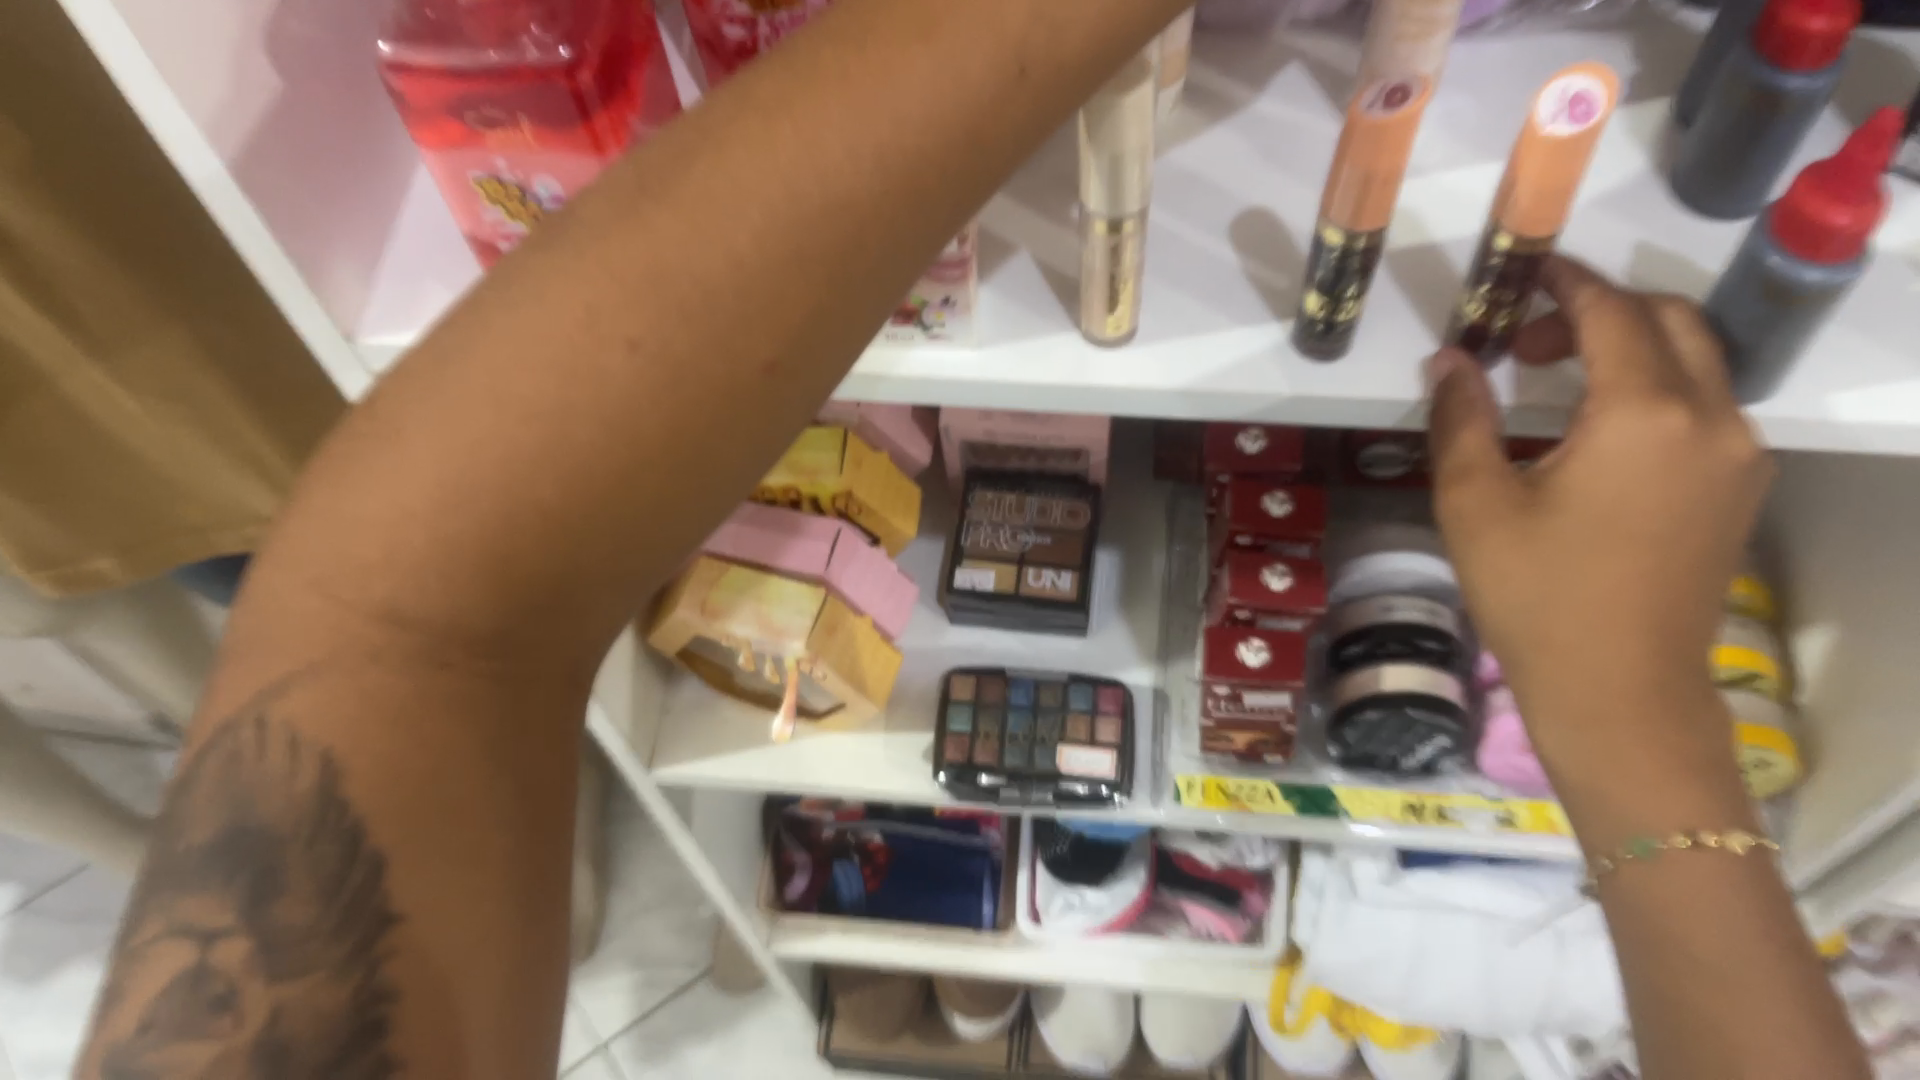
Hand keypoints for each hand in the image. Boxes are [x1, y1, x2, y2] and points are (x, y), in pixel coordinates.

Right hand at [1425, 257, 1771, 763]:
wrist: (1618, 687)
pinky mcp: (1738, 490)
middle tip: (1530, 340)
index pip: (1614, 315)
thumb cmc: (1535, 593)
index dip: (1569, 285)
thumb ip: (1460, 418)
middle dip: (1602, 312)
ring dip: (1630, 350)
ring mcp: (1737, 457)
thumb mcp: (1474, 502)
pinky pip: (1704, 408)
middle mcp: (1711, 421)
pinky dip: (1653, 389)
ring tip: (1554, 383)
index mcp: (1645, 415)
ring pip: (1697, 364)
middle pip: (1673, 324)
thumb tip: (1450, 360)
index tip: (1529, 272)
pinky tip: (1594, 430)